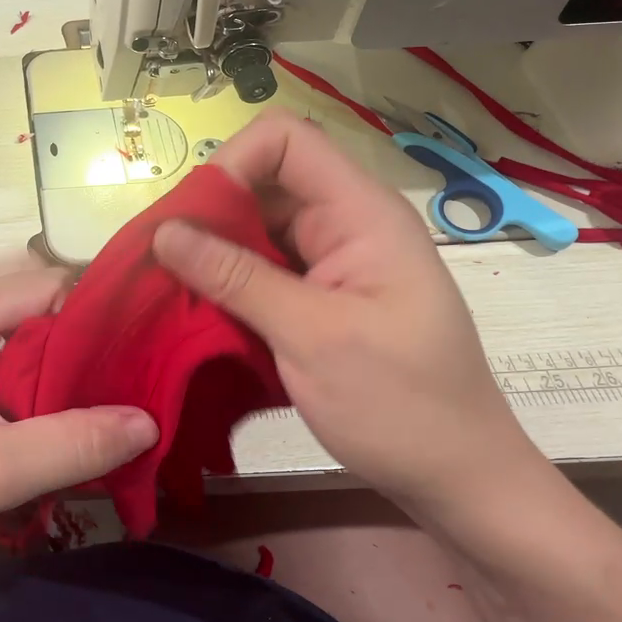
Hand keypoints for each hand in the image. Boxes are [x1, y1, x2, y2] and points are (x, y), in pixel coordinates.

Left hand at [0, 263, 158, 579]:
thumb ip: (74, 442)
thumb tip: (148, 420)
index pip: (48, 287)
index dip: (101, 314)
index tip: (152, 348)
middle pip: (34, 311)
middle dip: (85, 345)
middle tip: (141, 384)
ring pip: (17, 342)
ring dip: (60, 371)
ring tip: (115, 403)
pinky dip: (32, 388)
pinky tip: (62, 422)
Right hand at [151, 110, 543, 510]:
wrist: (459, 480)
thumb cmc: (403, 406)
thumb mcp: (314, 338)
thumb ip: (237, 278)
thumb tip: (162, 231)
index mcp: (361, 214)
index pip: (285, 141)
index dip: (232, 163)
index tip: (191, 219)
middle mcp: (343, 222)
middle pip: (260, 179)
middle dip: (207, 210)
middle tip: (162, 259)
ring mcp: (328, 258)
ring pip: (251, 223)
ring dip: (209, 248)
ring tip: (168, 284)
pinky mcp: (313, 292)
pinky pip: (256, 263)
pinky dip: (222, 278)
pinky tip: (195, 305)